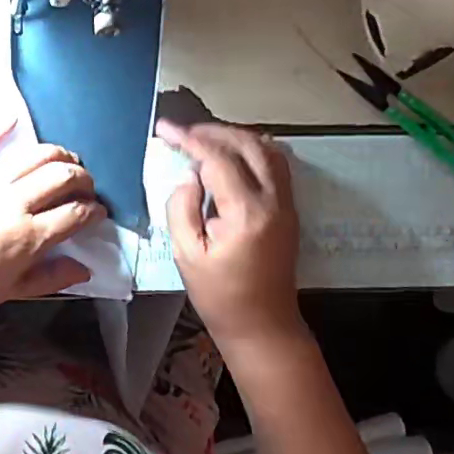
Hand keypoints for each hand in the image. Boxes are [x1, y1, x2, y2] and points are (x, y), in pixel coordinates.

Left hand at [0, 142, 106, 325]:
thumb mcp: (8, 293)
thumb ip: (49, 278)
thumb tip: (83, 267)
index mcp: (28, 238)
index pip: (77, 213)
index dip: (94, 211)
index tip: (95, 213)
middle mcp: (13, 204)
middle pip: (63, 177)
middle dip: (83, 179)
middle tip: (84, 188)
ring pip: (35, 155)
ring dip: (57, 154)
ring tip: (62, 161)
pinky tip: (12, 117)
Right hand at [156, 121, 303, 346]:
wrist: (262, 323)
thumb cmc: (218, 294)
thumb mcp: (186, 254)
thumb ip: (182, 209)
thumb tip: (187, 177)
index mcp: (246, 213)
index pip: (218, 160)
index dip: (189, 140)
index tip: (165, 130)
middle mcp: (273, 200)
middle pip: (247, 145)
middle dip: (212, 131)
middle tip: (181, 131)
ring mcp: (286, 203)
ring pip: (267, 150)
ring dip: (234, 136)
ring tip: (203, 137)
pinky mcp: (288, 208)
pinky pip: (275, 164)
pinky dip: (251, 149)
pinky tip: (230, 152)